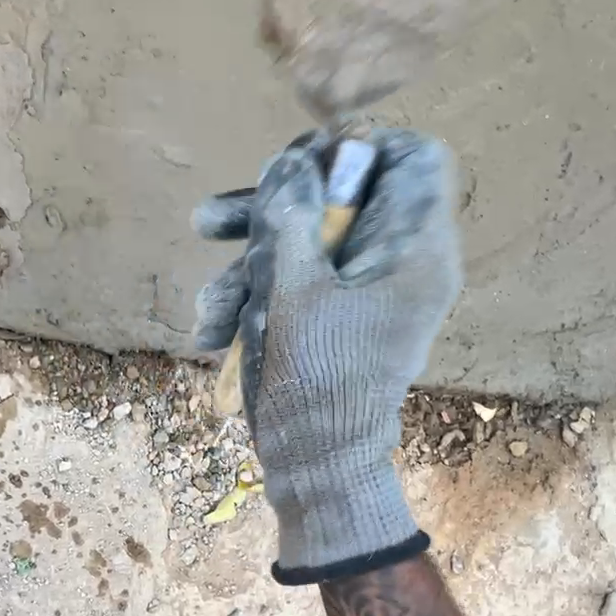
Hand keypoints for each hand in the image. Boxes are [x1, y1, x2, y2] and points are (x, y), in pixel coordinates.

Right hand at [194, 129, 462, 582]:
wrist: (316, 463)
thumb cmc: (319, 381)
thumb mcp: (295, 295)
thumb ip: (292, 223)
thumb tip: (290, 163)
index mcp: (411, 250)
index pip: (409, 162)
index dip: (352, 152)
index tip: (294, 165)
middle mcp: (391, 265)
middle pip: (335, 205)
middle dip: (265, 216)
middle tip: (207, 221)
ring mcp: (356, 297)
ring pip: (298, 251)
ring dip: (241, 273)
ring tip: (204, 310)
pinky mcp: (325, 323)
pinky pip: (287, 290)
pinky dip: (247, 305)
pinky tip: (211, 335)